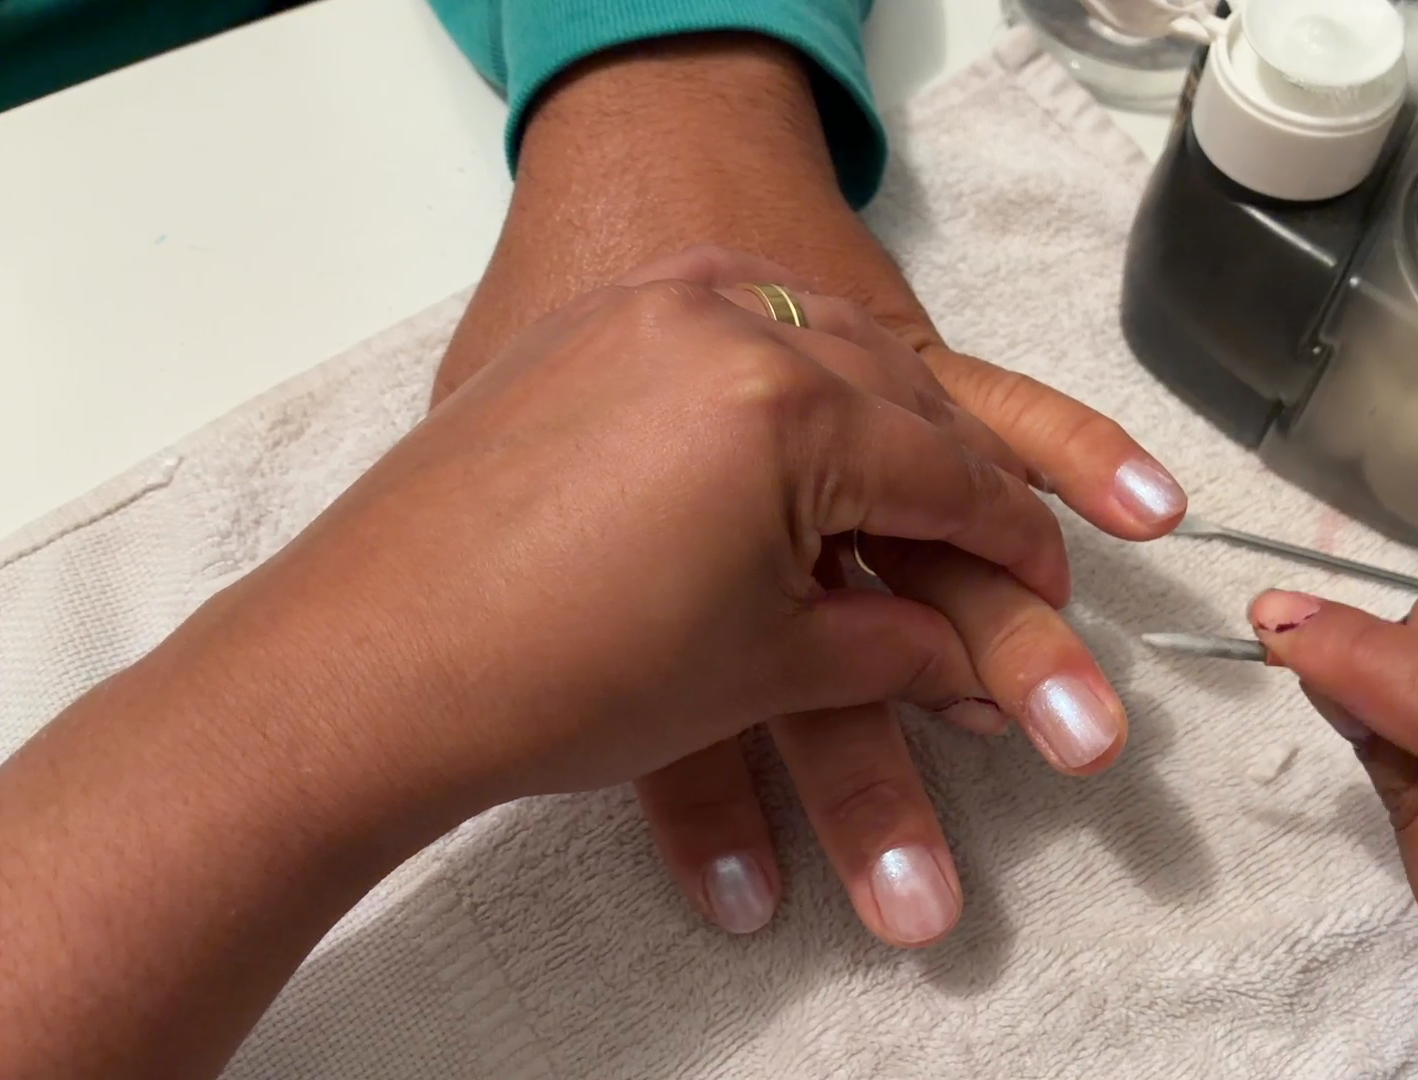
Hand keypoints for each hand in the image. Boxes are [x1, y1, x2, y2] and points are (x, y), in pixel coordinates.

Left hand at [0, 255, 1074, 1075]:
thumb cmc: (575, 678)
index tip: (1057, 585)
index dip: (1017, 542)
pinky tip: (851, 398)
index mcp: (786, 409)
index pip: (949, 476)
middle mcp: (737, 323)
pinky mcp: (620, 317)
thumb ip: (898, 651)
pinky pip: (765, 322)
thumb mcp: (769, 667)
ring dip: (911, 418)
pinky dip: (824, 368)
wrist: (360, 668)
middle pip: (912, 401)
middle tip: (1024, 554)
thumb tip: (976, 670)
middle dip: (979, 485)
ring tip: (957, 480)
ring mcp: (669, 305)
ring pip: (846, 346)